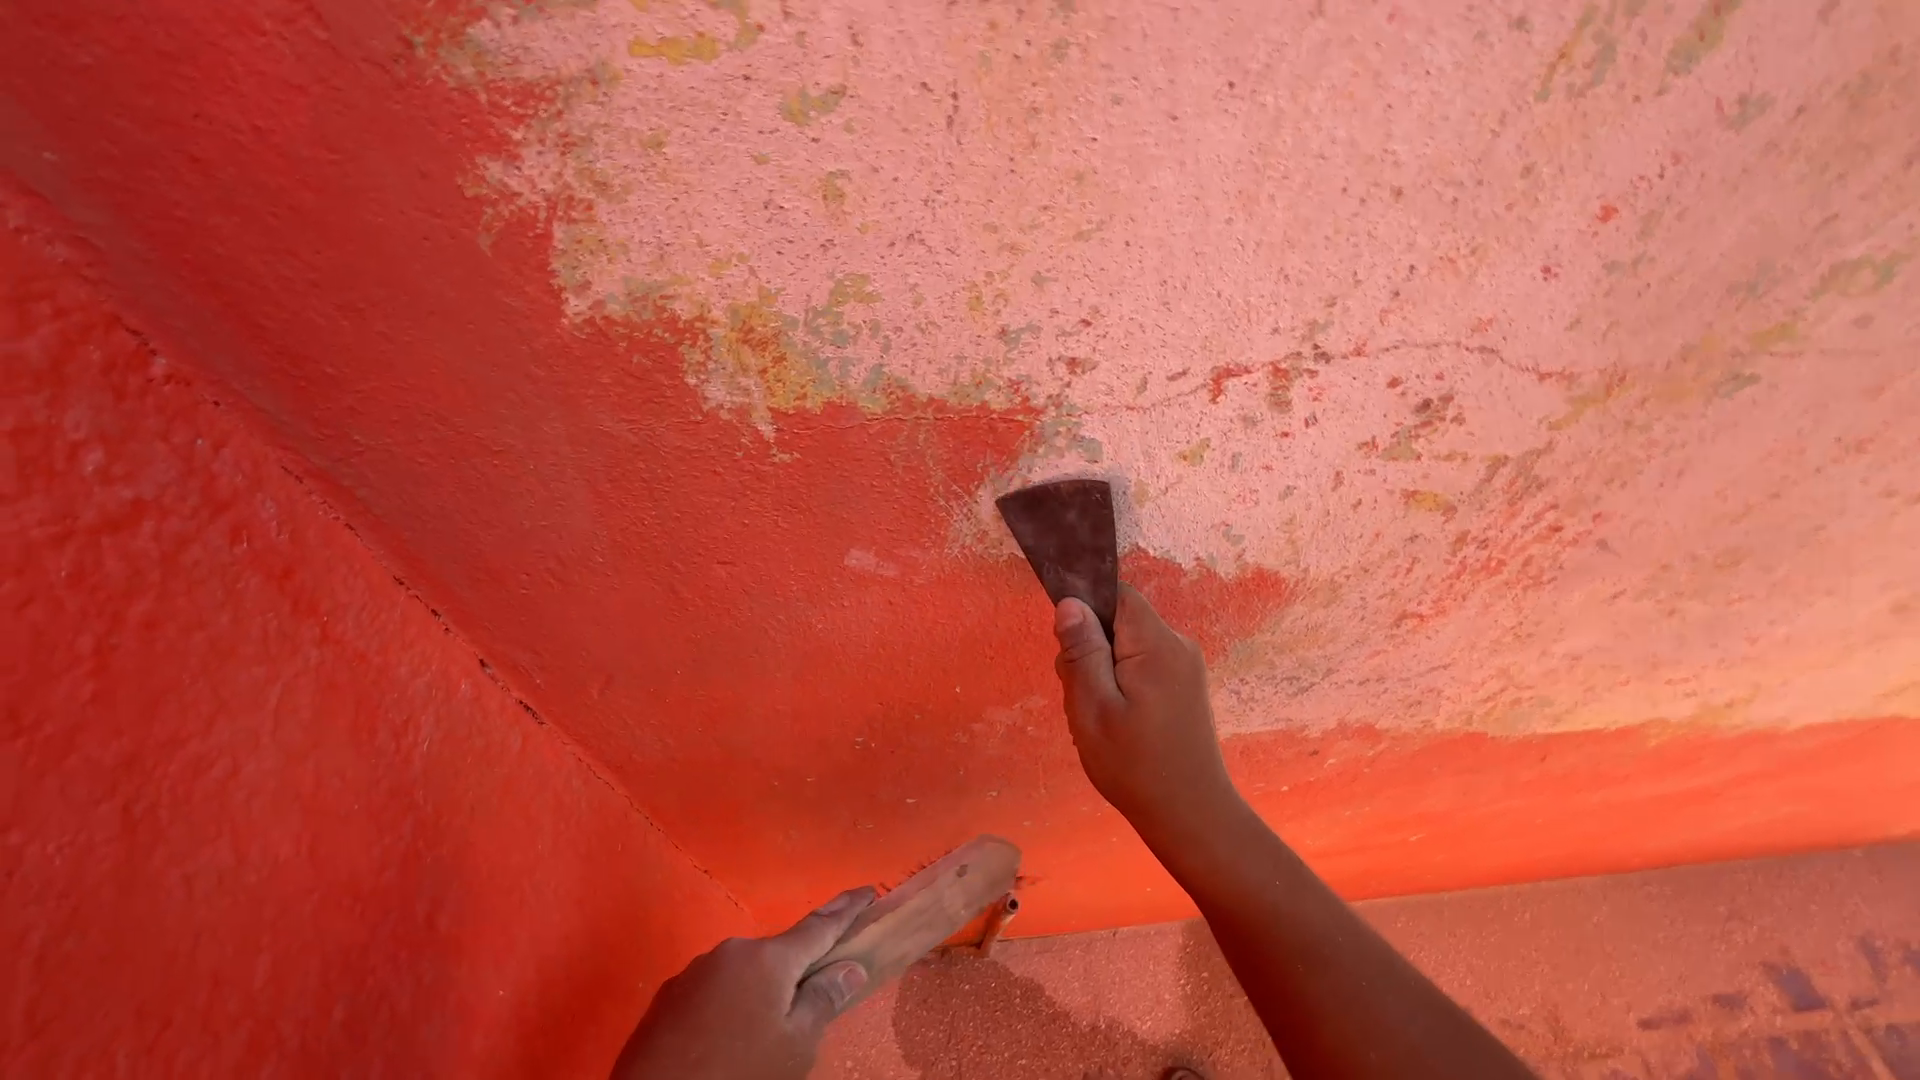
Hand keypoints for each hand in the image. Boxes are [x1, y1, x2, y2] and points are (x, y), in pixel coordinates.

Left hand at [612, 887, 875, 1079]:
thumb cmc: (738, 1074)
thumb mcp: (794, 1047)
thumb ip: (823, 1001)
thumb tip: (848, 968)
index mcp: (769, 958)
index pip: (820, 925)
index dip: (847, 909)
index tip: (868, 890)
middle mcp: (732, 951)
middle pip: (778, 956)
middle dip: (795, 974)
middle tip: (803, 1010)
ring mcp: (695, 971)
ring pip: (743, 975)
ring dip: (757, 995)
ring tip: (755, 1040)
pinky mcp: (668, 998)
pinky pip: (713, 992)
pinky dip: (726, 1009)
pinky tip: (721, 1044)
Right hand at [1052, 584, 1240, 840]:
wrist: (1190, 816)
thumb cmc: (1134, 765)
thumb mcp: (1093, 708)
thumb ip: (1081, 652)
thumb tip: (1070, 602)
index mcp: (1157, 643)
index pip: (1117, 594)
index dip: (1086, 611)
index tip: (1070, 652)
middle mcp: (1177, 645)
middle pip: (1119, 622)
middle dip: (1091, 650)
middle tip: (1083, 699)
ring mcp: (1184, 667)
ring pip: (1126, 647)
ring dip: (1103, 673)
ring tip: (1100, 719)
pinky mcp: (1184, 688)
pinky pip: (1141, 667)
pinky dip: (1121, 687)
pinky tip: (1117, 723)